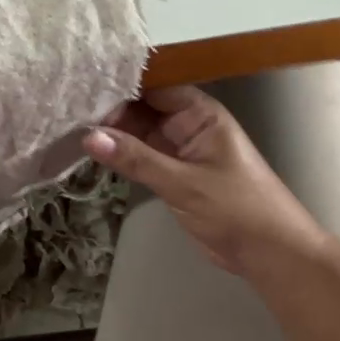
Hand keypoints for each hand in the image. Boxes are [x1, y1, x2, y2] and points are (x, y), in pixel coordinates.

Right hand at [83, 86, 331, 276]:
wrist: (272, 256)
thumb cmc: (238, 209)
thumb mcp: (183, 183)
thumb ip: (135, 159)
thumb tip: (88, 136)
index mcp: (200, 114)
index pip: (153, 86)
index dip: (120, 84)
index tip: (82, 87)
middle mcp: (187, 125)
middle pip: (141, 106)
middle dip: (108, 108)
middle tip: (67, 108)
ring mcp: (178, 149)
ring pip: (136, 131)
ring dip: (109, 131)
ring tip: (68, 123)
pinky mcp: (172, 173)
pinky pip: (139, 154)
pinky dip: (117, 152)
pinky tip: (88, 148)